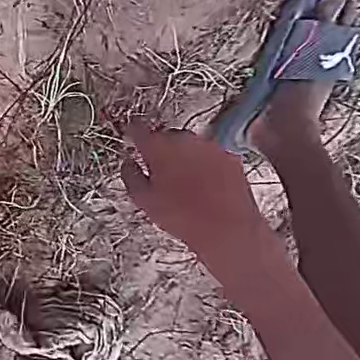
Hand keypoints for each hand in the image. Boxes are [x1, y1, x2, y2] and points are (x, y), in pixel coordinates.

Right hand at [121, 123, 276, 272]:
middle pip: (166, 136)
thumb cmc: (185, 217)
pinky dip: (206, 165)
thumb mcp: (144, 200)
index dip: (132, 134)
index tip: (132, 138)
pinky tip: (205, 187)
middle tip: (159, 173)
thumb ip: (130, 175)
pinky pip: (211, 155)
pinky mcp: (230, 157)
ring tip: (184, 184)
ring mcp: (210, 147)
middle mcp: (185, 140)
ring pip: (190, 145)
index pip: (138, 129)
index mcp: (159, 146)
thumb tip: (128, 164)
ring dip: (185, 157)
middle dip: (161, 150)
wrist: (228, 230)